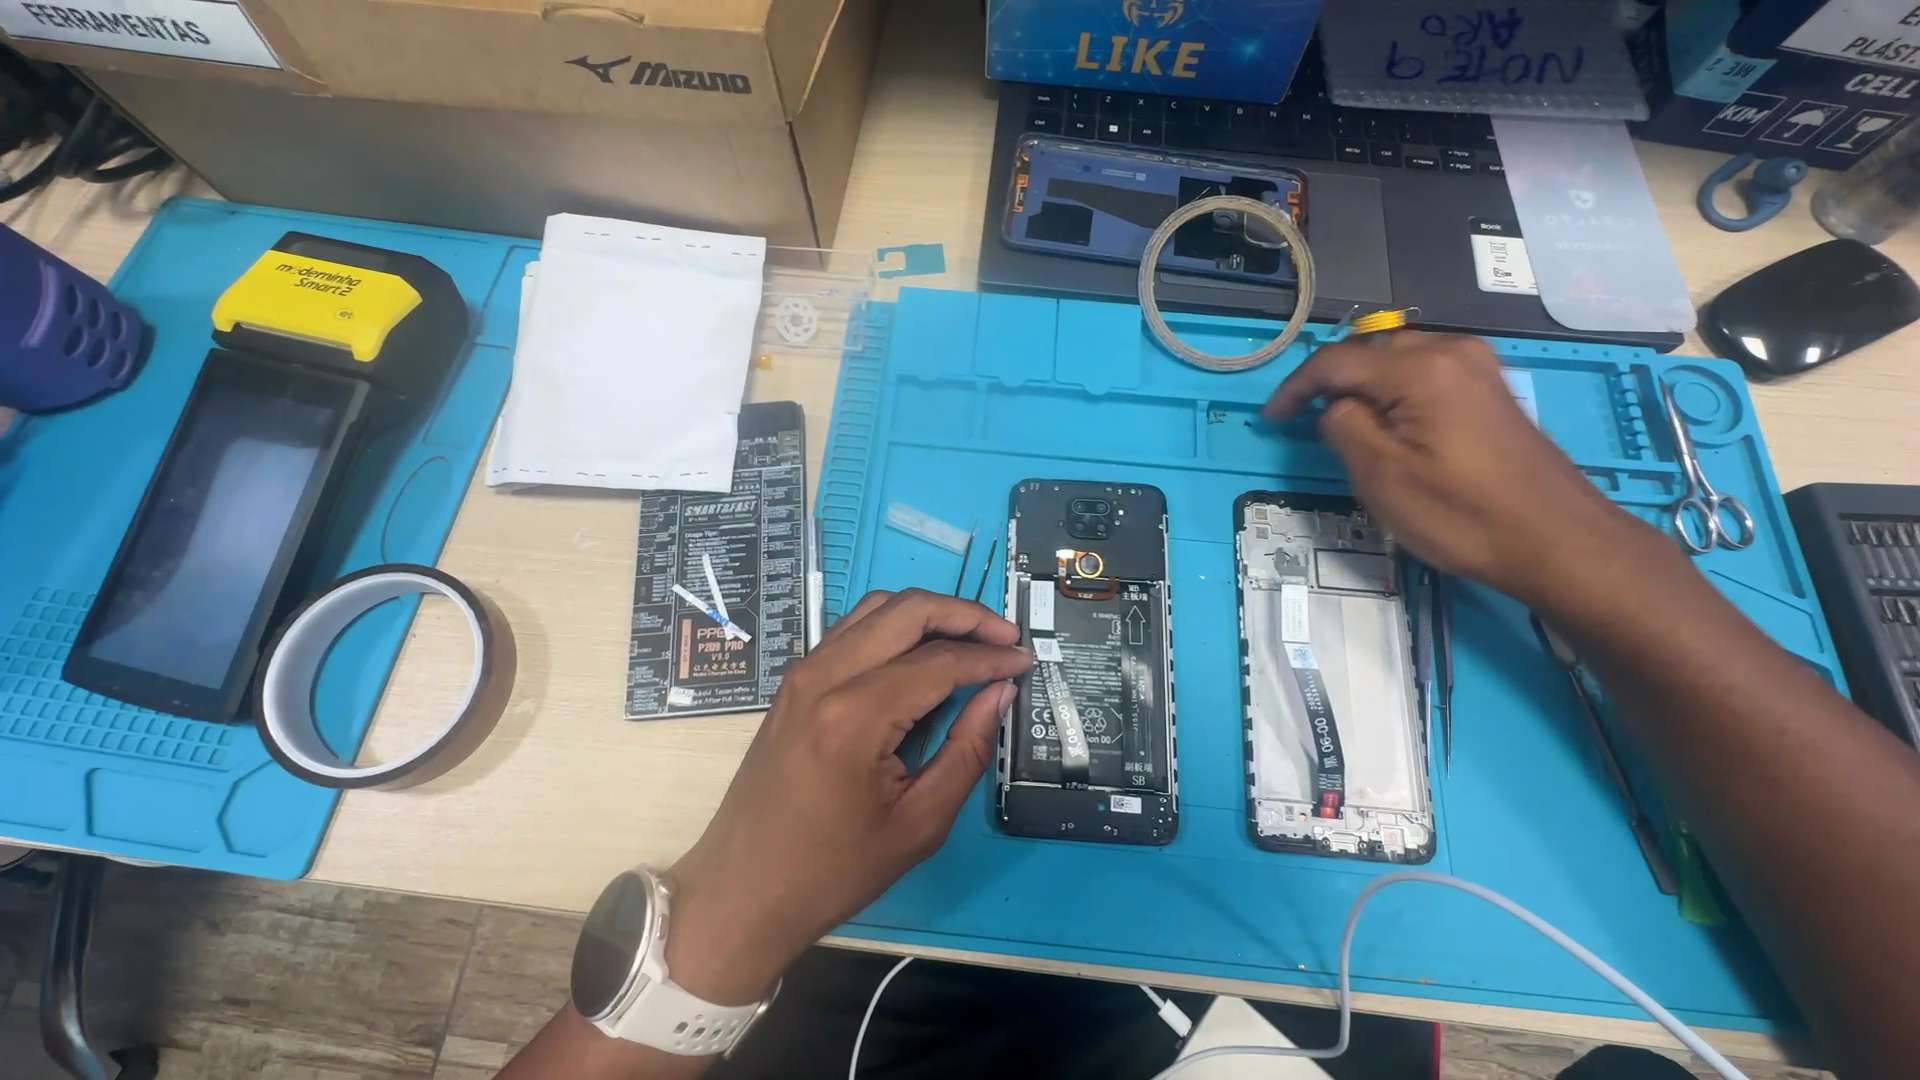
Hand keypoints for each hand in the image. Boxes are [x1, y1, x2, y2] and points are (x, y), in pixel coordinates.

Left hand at [662, 589, 1030, 1003]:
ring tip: (971, 639)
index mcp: (854, 715)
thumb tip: (999, 694)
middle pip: (906, 610)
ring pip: (876, 609)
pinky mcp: (794, 682)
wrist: (743, 890)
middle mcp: (824, 676)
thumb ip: (967, 751)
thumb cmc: (833, 870)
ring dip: (928, 614)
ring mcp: (802, 673)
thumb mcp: (919, 824)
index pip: (939, 661)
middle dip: (963, 614)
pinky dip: (894, 628)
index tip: (1025, 660)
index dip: (990, 657)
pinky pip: (852, 630)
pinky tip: (922, 654)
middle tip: (1004, 635)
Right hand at [1266, 332, 1642, 602]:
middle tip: (1303, 421)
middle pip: (1369, 350)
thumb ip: (1343, 426)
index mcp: (1419, 369)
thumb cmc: (1462, 514)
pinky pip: (1427, 373)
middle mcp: (1451, 352)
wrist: (1557, 541)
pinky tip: (1389, 424)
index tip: (1272, 420)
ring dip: (1363, 385)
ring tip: (1340, 423)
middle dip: (1330, 381)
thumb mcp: (1380, 477)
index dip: (1294, 388)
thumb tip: (1336, 407)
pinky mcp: (1492, 390)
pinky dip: (1395, 391)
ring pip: (1399, 359)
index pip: (1335, 361)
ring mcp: (1478, 368)